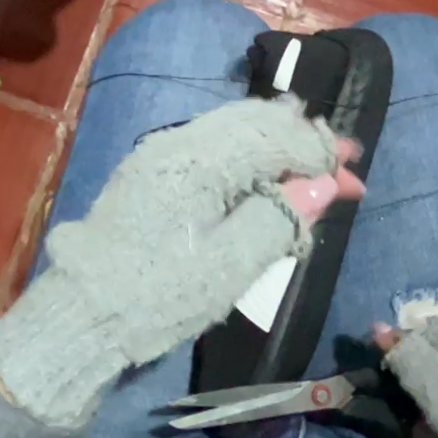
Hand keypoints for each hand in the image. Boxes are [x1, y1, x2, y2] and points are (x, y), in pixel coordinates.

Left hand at [0, 97, 358, 426]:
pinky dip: (249, 154)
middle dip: (302, 141)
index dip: (317, 154)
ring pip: (233, 128)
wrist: (83, 315)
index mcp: (197, 160)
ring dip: (277, 144)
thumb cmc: (159, 295)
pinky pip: (214, 145)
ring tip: (312, 166)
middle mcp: (178, 141)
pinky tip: (266, 172)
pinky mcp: (153, 171)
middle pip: (254, 121)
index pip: (273, 137)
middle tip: (342, 164)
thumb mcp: (229, 266)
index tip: (354, 175)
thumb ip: (278, 218)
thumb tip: (322, 185)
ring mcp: (161, 153)